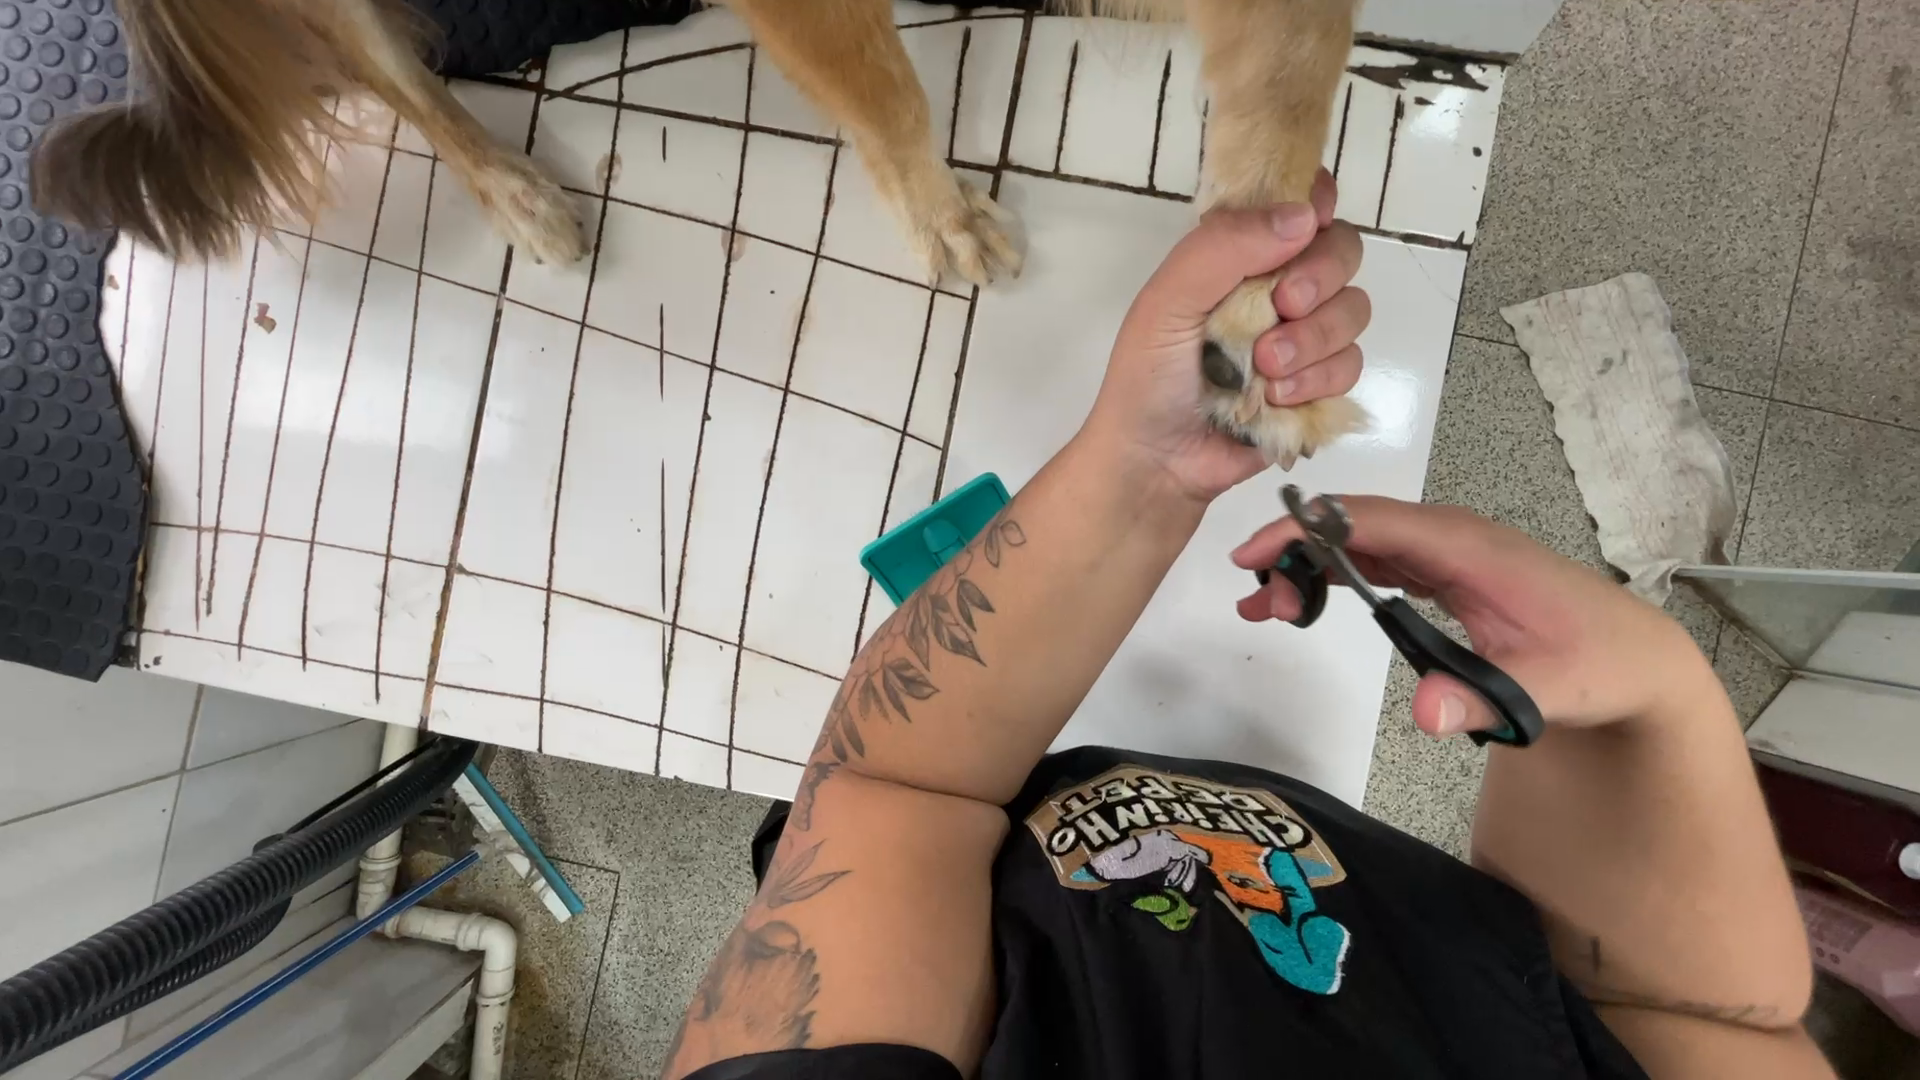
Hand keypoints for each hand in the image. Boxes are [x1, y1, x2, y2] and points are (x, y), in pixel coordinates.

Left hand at [1080, 169, 1368, 502]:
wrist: (1154, 461)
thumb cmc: (1147, 380)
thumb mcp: (1166, 302)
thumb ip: (1223, 248)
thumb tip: (1306, 214)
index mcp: (1235, 260)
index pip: (1296, 205)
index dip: (1315, 202)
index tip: (1310, 220)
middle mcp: (1274, 291)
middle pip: (1342, 250)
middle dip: (1319, 276)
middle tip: (1282, 305)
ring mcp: (1298, 340)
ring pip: (1353, 310)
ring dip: (1313, 339)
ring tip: (1264, 368)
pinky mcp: (1314, 388)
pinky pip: (1350, 365)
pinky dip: (1316, 380)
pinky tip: (1276, 399)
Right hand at [1230, 497, 1712, 737]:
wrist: (1634, 656)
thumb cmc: (1598, 663)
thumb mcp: (1556, 688)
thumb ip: (1490, 695)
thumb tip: (1424, 714)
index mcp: (1466, 546)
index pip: (1369, 521)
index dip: (1304, 530)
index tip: (1253, 555)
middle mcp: (1444, 537)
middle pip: (1348, 526)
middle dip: (1293, 554)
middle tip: (1263, 605)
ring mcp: (1438, 551)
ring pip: (1351, 542)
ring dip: (1303, 567)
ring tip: (1266, 606)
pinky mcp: (1434, 570)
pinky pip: (1365, 560)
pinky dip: (1324, 576)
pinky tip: (1297, 601)